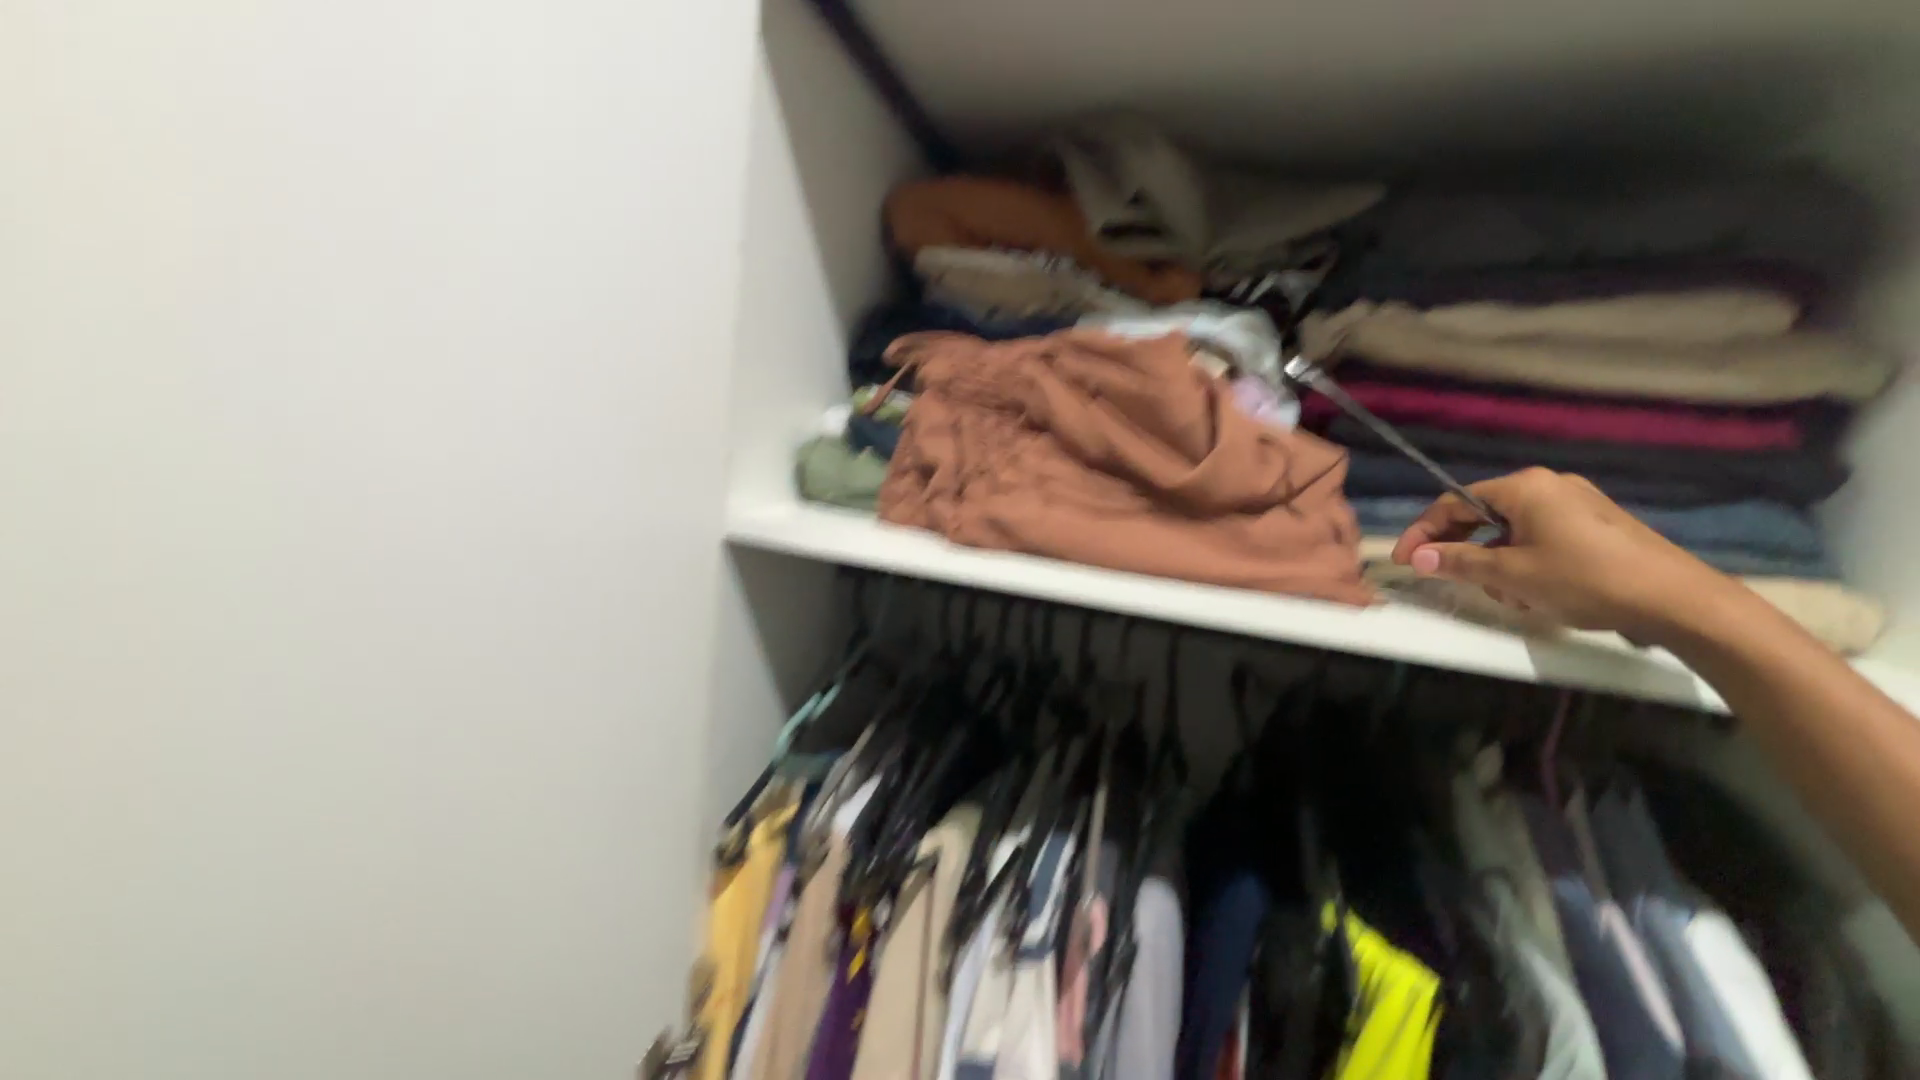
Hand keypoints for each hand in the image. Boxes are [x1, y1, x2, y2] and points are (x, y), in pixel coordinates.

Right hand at [1390, 467, 1745, 644]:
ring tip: (1501, 593)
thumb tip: (1418, 557)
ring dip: (1494, 559)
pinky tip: (1532, 589)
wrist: (1676, 600)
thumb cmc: (1584, 580)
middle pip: (1482, 512)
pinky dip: (1522, 559)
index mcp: (1525, 487)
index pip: (1454, 503)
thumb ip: (1459, 562)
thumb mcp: (1511, 574)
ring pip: (1511, 528)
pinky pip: (1539, 535)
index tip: (1404, 561)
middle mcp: (1548, 485)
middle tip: (1442, 576)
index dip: (1423, 532)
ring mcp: (1576, 503)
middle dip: (1460, 547)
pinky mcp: (1596, 524)